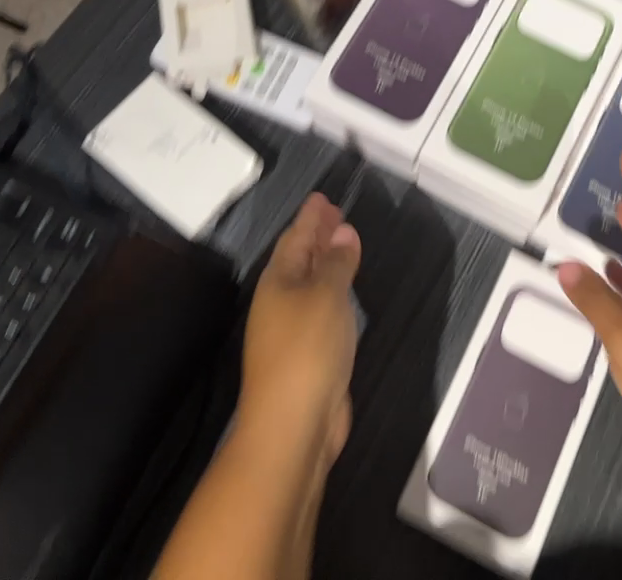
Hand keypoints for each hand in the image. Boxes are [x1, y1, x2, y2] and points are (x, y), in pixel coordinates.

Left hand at [239, 193, 362, 462]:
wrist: (294, 424)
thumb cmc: (307, 349)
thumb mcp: (326, 296)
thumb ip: (336, 263)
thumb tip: (343, 232)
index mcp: (278, 281)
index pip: (296, 238)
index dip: (311, 217)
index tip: (323, 198)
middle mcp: (280, 301)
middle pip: (299, 259)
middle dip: (317, 236)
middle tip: (335, 214)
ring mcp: (290, 329)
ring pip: (309, 284)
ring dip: (325, 263)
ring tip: (343, 245)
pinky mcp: (306, 354)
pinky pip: (320, 308)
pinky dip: (333, 292)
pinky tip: (343, 293)